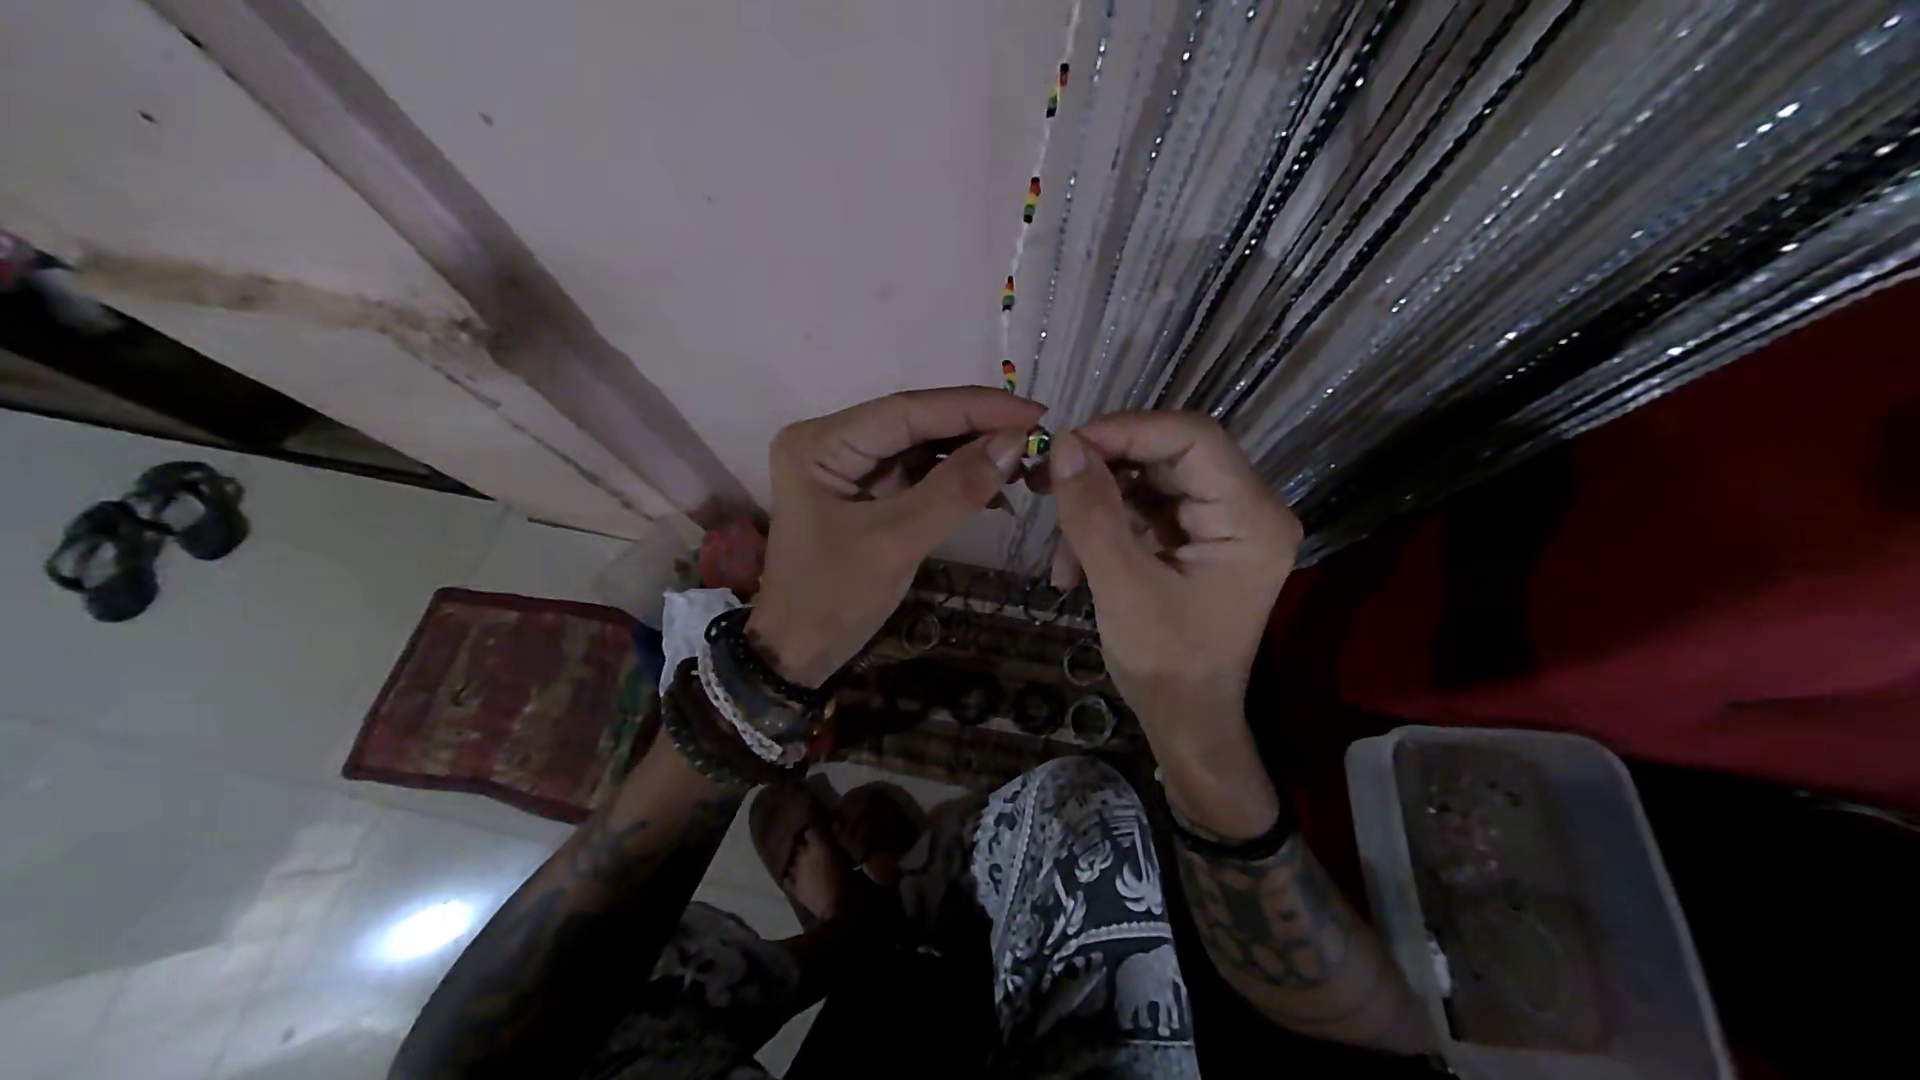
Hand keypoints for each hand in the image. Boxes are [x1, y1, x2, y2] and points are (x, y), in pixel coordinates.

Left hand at [747, 388, 1043, 686]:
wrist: (799, 651)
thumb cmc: (834, 598)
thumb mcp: (897, 541)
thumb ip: (955, 489)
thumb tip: (1015, 443)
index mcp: (821, 442)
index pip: (907, 410)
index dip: (973, 408)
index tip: (1032, 412)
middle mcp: (833, 441)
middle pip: (917, 423)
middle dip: (977, 429)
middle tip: (1038, 435)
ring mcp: (850, 465)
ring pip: (924, 446)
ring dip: (973, 453)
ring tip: (1026, 461)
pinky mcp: (868, 490)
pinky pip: (921, 474)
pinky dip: (958, 480)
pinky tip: (997, 489)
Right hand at [1042, 411, 1302, 837]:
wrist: (1185, 720)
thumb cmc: (1166, 665)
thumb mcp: (1123, 589)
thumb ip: (1093, 515)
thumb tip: (1062, 445)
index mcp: (1250, 516)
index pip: (1192, 438)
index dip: (1126, 430)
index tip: (1065, 445)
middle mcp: (1244, 508)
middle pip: (1166, 454)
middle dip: (1101, 469)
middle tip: (1043, 481)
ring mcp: (1218, 522)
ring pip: (1145, 481)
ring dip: (1093, 508)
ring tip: (1057, 552)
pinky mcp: (1192, 538)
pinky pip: (1141, 511)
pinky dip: (1101, 530)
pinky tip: (1070, 569)